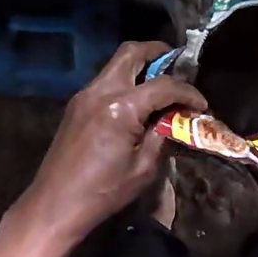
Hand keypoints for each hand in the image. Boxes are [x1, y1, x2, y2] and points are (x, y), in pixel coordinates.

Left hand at [3, 41, 206, 251]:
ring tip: (161, 86)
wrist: (55, 203)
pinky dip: (125, 82)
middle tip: (179, 67)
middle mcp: (100, 91)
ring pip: (116, 64)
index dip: (188, 92)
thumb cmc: (103, 192)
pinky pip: (105, 81)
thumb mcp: (143, 168)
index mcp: (120, 108)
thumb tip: (175, 118)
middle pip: (131, 52)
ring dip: (140, 67)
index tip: (202, 104)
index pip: (163, 85)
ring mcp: (84, 95)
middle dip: (158, 53)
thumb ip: (162, 135)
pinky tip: (138, 102)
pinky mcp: (76, 105)